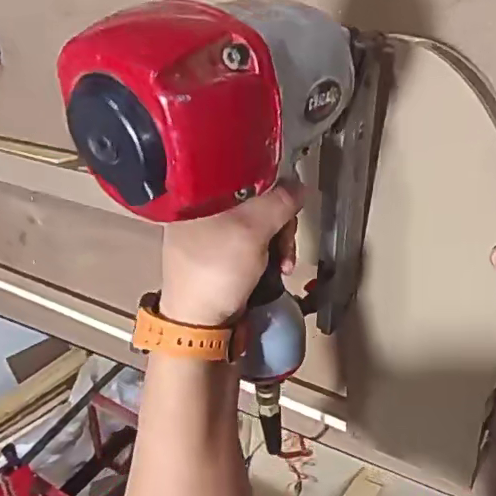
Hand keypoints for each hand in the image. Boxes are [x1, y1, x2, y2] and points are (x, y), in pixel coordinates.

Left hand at [160, 182, 302, 325]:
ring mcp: (211, 234)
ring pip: (260, 224)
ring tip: (284, 265)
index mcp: (197, 196)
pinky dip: (271, 254)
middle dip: (280, 225)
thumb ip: (279, 202)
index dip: (271, 186)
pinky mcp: (221, 255)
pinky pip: (254, 243)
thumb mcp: (253, 231)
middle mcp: (202, 210)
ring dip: (280, 243)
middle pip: (257, 201)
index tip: (287, 206)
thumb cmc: (219, 270)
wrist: (200, 323)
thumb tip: (299, 184)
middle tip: (285, 245)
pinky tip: (277, 269)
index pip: (243, 173)